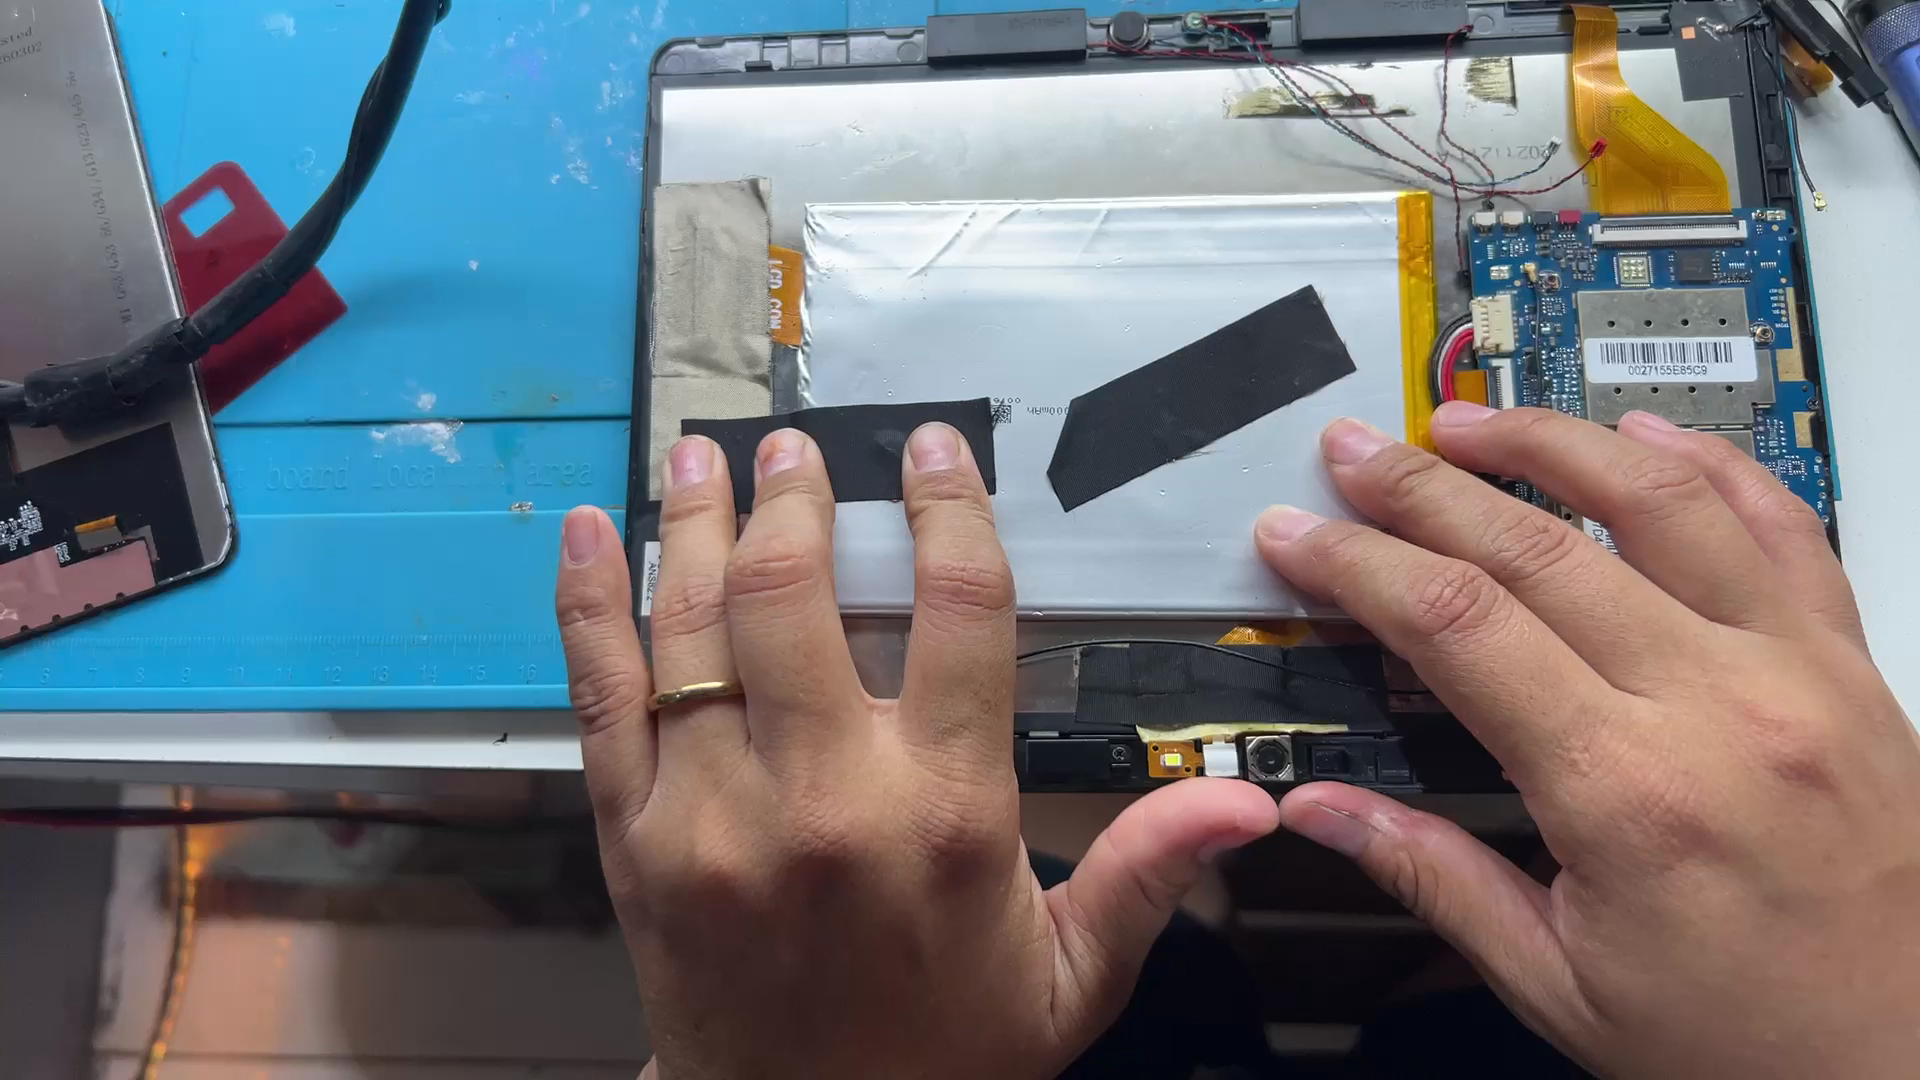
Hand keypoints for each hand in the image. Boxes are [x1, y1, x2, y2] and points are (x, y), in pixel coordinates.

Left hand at [555, 425, 1277, 1078]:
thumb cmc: (950, 1045)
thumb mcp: (1074, 974)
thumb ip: (1149, 869)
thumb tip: (1244, 805)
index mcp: (944, 813)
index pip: (958, 612)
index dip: (948, 510)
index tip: (932, 451)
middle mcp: (822, 799)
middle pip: (794, 597)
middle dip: (795, 502)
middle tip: (794, 450)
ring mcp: (710, 815)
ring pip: (693, 628)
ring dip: (694, 523)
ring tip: (701, 454)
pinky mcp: (634, 838)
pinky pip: (604, 697)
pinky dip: (588, 604)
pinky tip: (584, 532)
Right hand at [1255, 404, 1919, 1077]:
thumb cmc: (1744, 1048)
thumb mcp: (1554, 981)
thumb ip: (1423, 872)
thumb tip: (1309, 807)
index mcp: (1626, 791)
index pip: (1453, 626)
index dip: (1356, 563)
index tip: (1294, 532)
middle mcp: (1720, 707)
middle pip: (1533, 550)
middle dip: (1419, 487)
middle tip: (1350, 448)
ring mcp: (1803, 674)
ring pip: (1662, 507)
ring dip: (1547, 444)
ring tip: (1463, 420)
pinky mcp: (1854, 668)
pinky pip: (1788, 530)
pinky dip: (1709, 464)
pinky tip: (1640, 431)